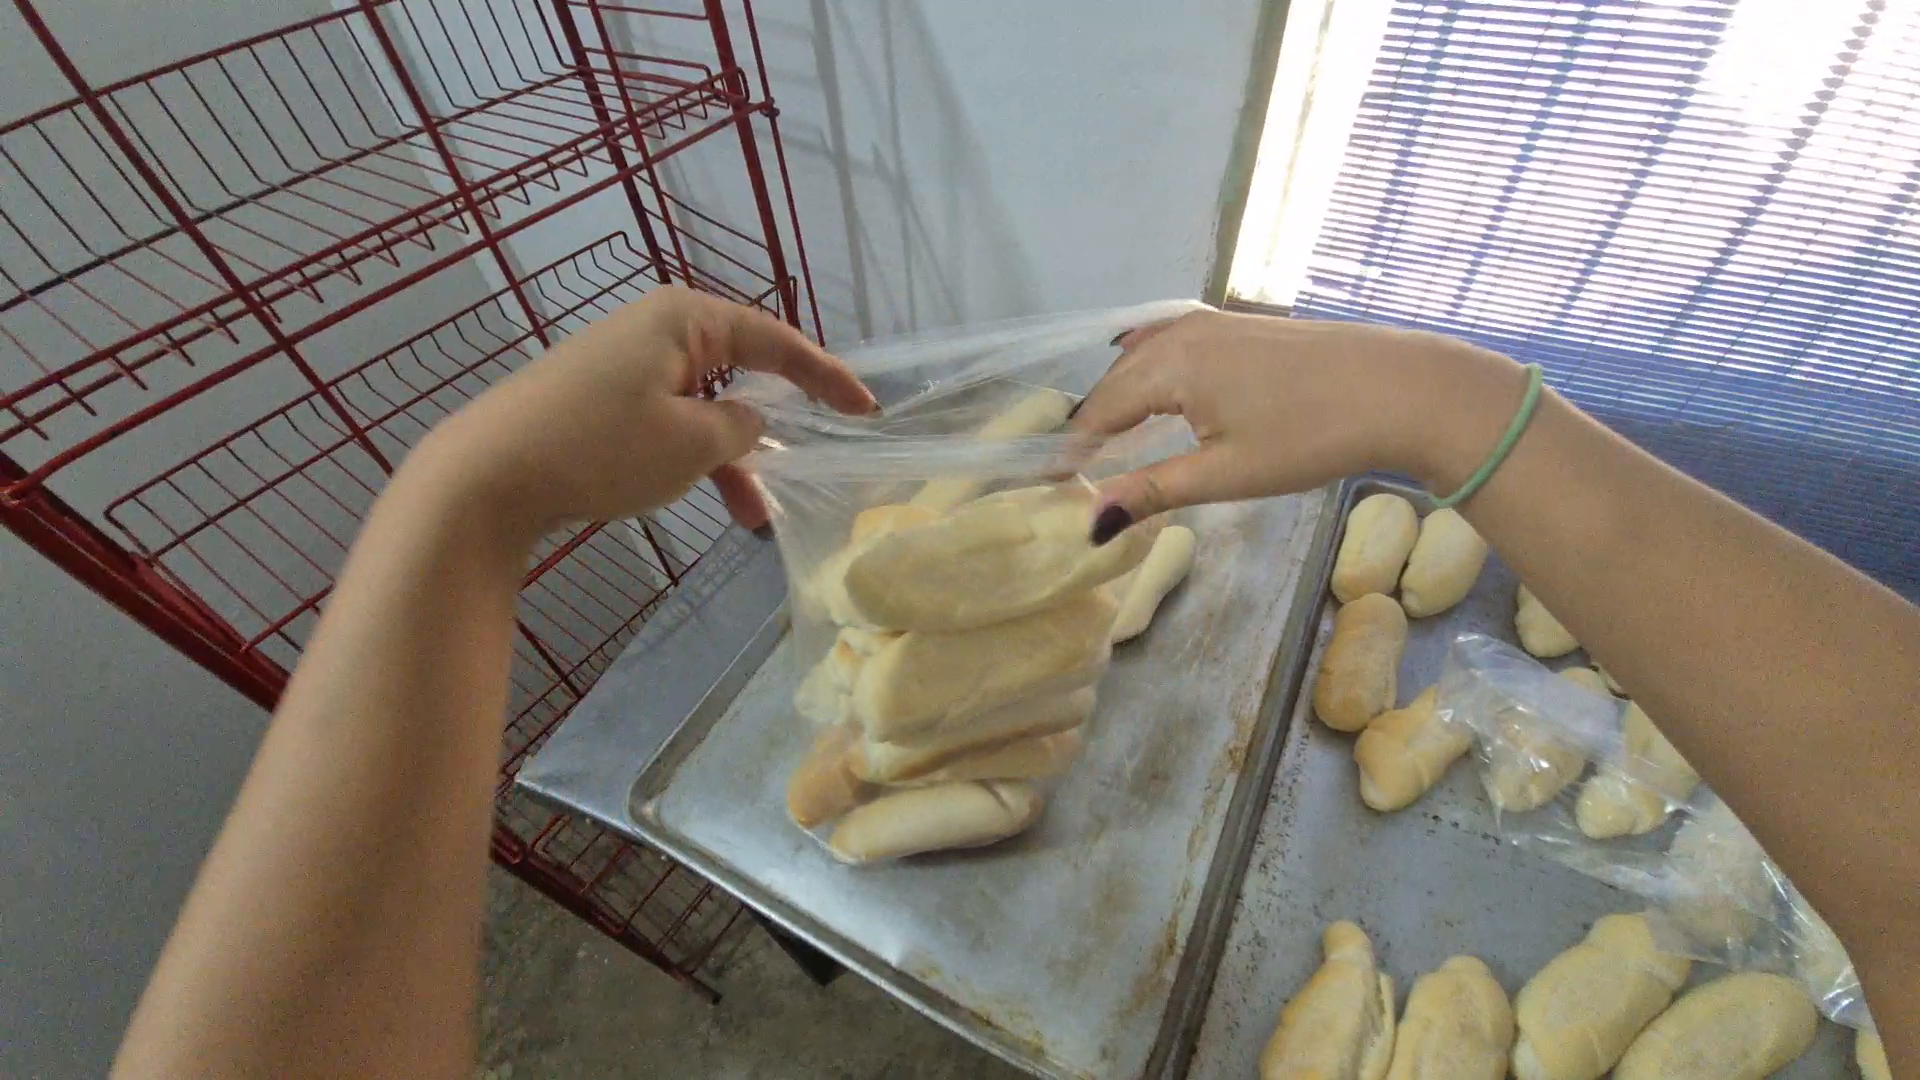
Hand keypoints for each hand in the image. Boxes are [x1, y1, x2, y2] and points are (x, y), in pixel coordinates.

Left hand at [416, 286, 874, 544]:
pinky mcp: (609, 399)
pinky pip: (676, 422)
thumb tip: (749, 421)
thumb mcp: (693, 442)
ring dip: (737, 459)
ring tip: (754, 515)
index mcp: (686, 320)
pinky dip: (699, 460)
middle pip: (744, 370)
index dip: (827, 376)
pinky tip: (715, 505)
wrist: (485, 477)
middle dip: (780, 419)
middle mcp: (661, 331)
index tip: (866, 408)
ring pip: (710, 407)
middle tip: (822, 445)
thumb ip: (743, 426)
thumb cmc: (601, 447)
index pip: (777, 341)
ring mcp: (632, 365)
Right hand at [1070, 309, 1520, 539]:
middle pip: (1116, 382)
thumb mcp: (1225, 473)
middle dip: (1092, 423)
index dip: (1073, 448)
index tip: (1049, 481)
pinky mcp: (1237, 326)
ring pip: (1143, 361)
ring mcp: (1212, 323)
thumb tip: (1093, 524)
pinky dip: (1148, 370)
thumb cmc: (1311, 436)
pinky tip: (1146, 376)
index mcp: (1171, 367)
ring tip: (1103, 435)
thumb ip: (1152, 491)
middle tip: (1071, 465)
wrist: (1406, 389)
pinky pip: (1170, 344)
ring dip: (1119, 396)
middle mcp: (1181, 334)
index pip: (1101, 411)